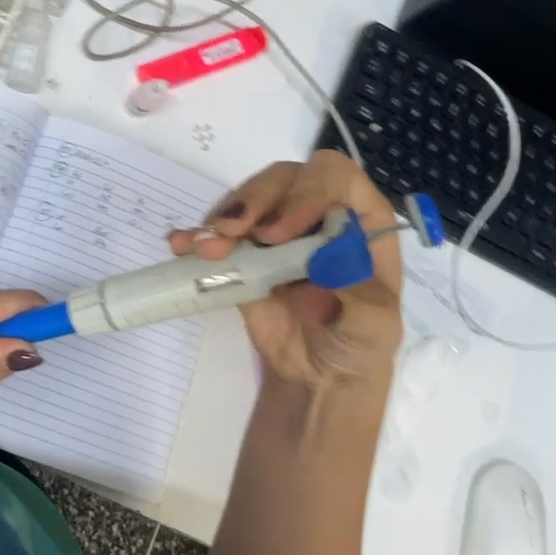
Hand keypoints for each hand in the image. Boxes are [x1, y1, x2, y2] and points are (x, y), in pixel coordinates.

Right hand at [168, 151, 402, 388]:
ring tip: (206, 248)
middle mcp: (318, 214)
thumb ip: (360, 292)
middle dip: (256, 198)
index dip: (307, 191)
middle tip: (234, 231)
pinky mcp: (243, 252)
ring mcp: (276, 231)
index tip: (280, 232)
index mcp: (359, 221)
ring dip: (224, 216)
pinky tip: (181, 245)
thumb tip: (329, 258)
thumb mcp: (374, 326)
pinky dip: (197, 233)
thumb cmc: (357, 346)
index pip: (336, 178)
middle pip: (285, 177)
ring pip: (249, 198)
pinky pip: (218, 231)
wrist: (317, 377)